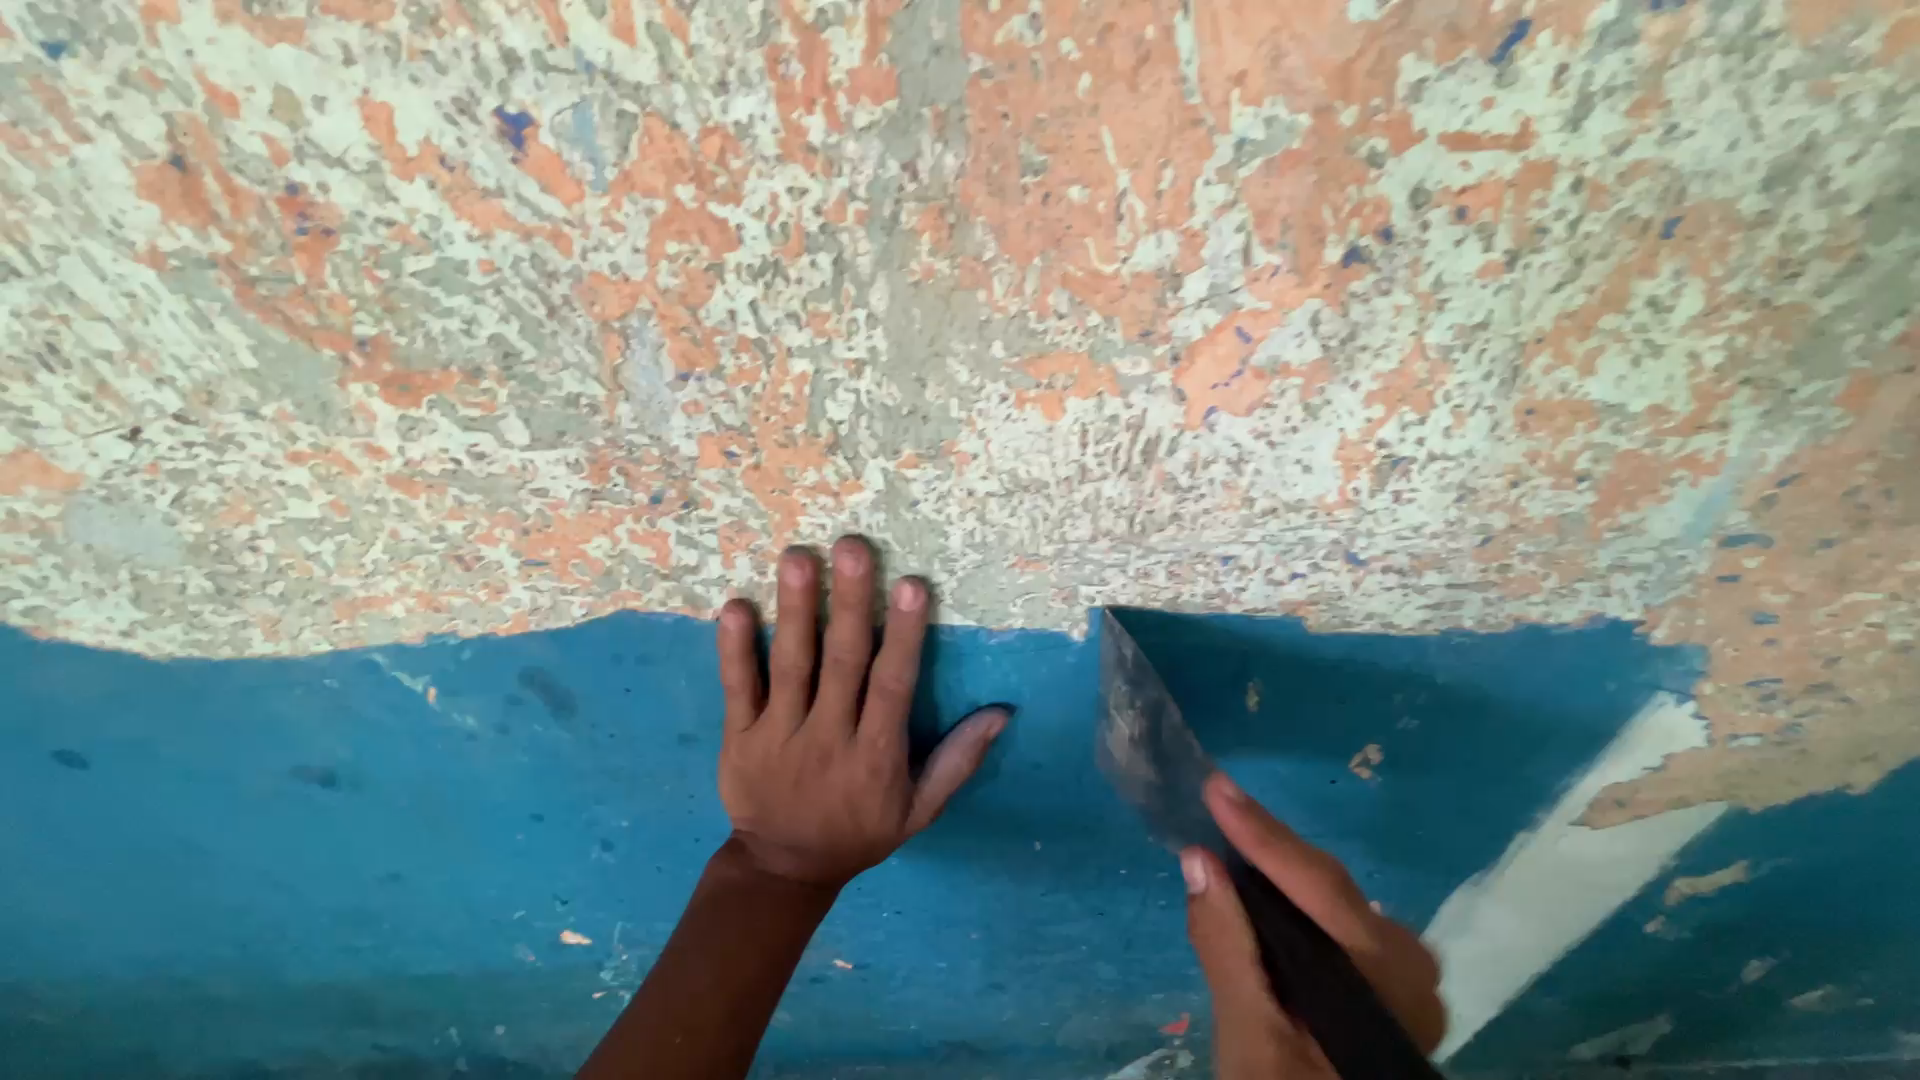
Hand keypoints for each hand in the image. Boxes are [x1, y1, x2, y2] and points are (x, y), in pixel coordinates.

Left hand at [713, 538, 1009, 887]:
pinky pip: (737, 688)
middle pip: (842, 663)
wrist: (784, 869)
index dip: (904, 636)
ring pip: (790, 666)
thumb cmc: (861, 830)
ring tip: (798, 559)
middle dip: (850, 603)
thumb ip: (959, 760)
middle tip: (852, 547)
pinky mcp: (740, 738)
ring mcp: (779, 736)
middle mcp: (829, 738)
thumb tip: (1003, 712)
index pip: (893, 686)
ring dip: (795, 611)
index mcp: (876, 755)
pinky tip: (736, 606)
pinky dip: (734, 649)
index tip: (912, 585)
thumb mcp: (920, 810)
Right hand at [1181, 773, 1444, 1077]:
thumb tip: (1198, 859)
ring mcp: (1404, 977)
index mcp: (1392, 984)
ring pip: (1327, 899)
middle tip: (1213, 803)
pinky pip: (1330, 919)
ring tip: (1226, 835)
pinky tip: (1255, 886)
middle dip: (1265, 845)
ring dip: (1273, 868)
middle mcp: (1413, 970)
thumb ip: (1226, 946)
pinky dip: (1287, 897)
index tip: (1215, 788)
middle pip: (1326, 886)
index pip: (1319, 888)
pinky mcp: (1384, 984)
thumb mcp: (1250, 1041)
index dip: (1261, 834)